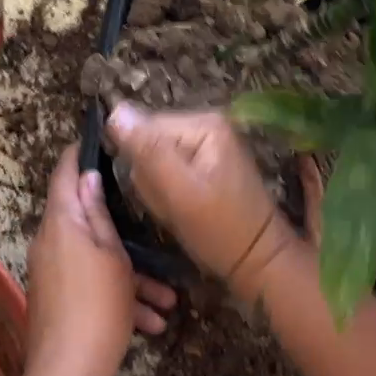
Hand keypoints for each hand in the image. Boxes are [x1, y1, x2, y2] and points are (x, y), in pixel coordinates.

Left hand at [23, 145, 176, 375]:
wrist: (68, 372)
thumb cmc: (97, 306)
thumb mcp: (112, 256)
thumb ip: (100, 214)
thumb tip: (89, 176)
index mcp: (61, 219)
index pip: (65, 171)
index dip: (81, 153)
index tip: (101, 140)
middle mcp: (49, 239)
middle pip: (84, 217)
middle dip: (121, 227)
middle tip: (149, 221)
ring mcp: (51, 270)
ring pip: (94, 256)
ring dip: (128, 272)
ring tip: (168, 296)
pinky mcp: (56, 297)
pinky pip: (88, 283)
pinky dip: (115, 294)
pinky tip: (152, 320)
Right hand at [106, 103, 296, 302]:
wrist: (260, 264)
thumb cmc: (221, 232)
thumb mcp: (180, 193)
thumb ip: (148, 151)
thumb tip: (116, 112)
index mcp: (203, 122)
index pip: (144, 129)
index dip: (144, 165)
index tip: (164, 194)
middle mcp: (206, 123)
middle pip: (149, 142)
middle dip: (153, 178)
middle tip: (174, 206)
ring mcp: (207, 143)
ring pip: (154, 159)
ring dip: (159, 188)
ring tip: (180, 210)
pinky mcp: (205, 162)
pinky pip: (168, 170)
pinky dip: (169, 192)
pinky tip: (185, 208)